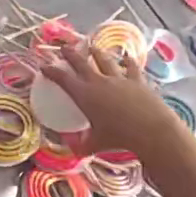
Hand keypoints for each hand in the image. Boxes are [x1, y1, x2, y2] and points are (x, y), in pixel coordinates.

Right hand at [44, 41, 190, 158]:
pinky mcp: (137, 80)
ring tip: (92, 47)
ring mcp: (120, 79)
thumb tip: (73, 149)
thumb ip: (81, 145)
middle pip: (82, 63)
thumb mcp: (94, 144)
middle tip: (64, 48)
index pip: (63, 79)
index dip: (52, 71)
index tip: (44, 66)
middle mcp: (100, 82)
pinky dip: (127, 61)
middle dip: (71, 54)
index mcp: (85, 96)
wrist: (150, 130)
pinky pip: (130, 67)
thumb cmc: (118, 138)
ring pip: (105, 60)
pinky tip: (126, 57)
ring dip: (96, 52)